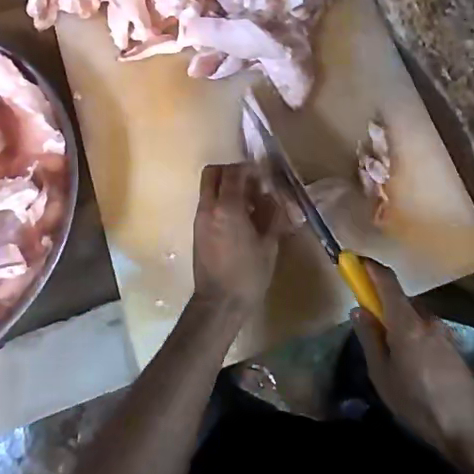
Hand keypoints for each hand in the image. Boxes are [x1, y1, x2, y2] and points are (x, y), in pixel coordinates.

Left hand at [190, 162, 281, 316]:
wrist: (219, 303)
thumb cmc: (248, 274)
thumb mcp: (269, 244)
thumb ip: (272, 215)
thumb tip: (276, 198)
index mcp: (227, 208)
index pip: (235, 172)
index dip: (250, 170)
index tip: (264, 176)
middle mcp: (208, 208)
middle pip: (213, 172)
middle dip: (232, 172)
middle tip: (252, 184)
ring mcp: (199, 219)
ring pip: (208, 188)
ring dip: (226, 187)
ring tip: (249, 204)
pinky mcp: (197, 231)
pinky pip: (208, 204)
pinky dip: (221, 202)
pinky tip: (240, 220)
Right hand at [351, 259, 473, 460]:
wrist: (468, 429)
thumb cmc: (418, 403)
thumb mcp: (382, 375)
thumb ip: (369, 338)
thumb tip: (359, 310)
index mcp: (408, 323)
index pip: (388, 282)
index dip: (370, 268)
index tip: (354, 261)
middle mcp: (428, 320)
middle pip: (400, 300)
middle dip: (382, 305)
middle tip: (367, 326)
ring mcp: (444, 332)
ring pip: (413, 317)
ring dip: (398, 323)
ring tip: (388, 356)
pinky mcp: (453, 346)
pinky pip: (424, 330)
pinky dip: (411, 335)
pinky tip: (409, 364)